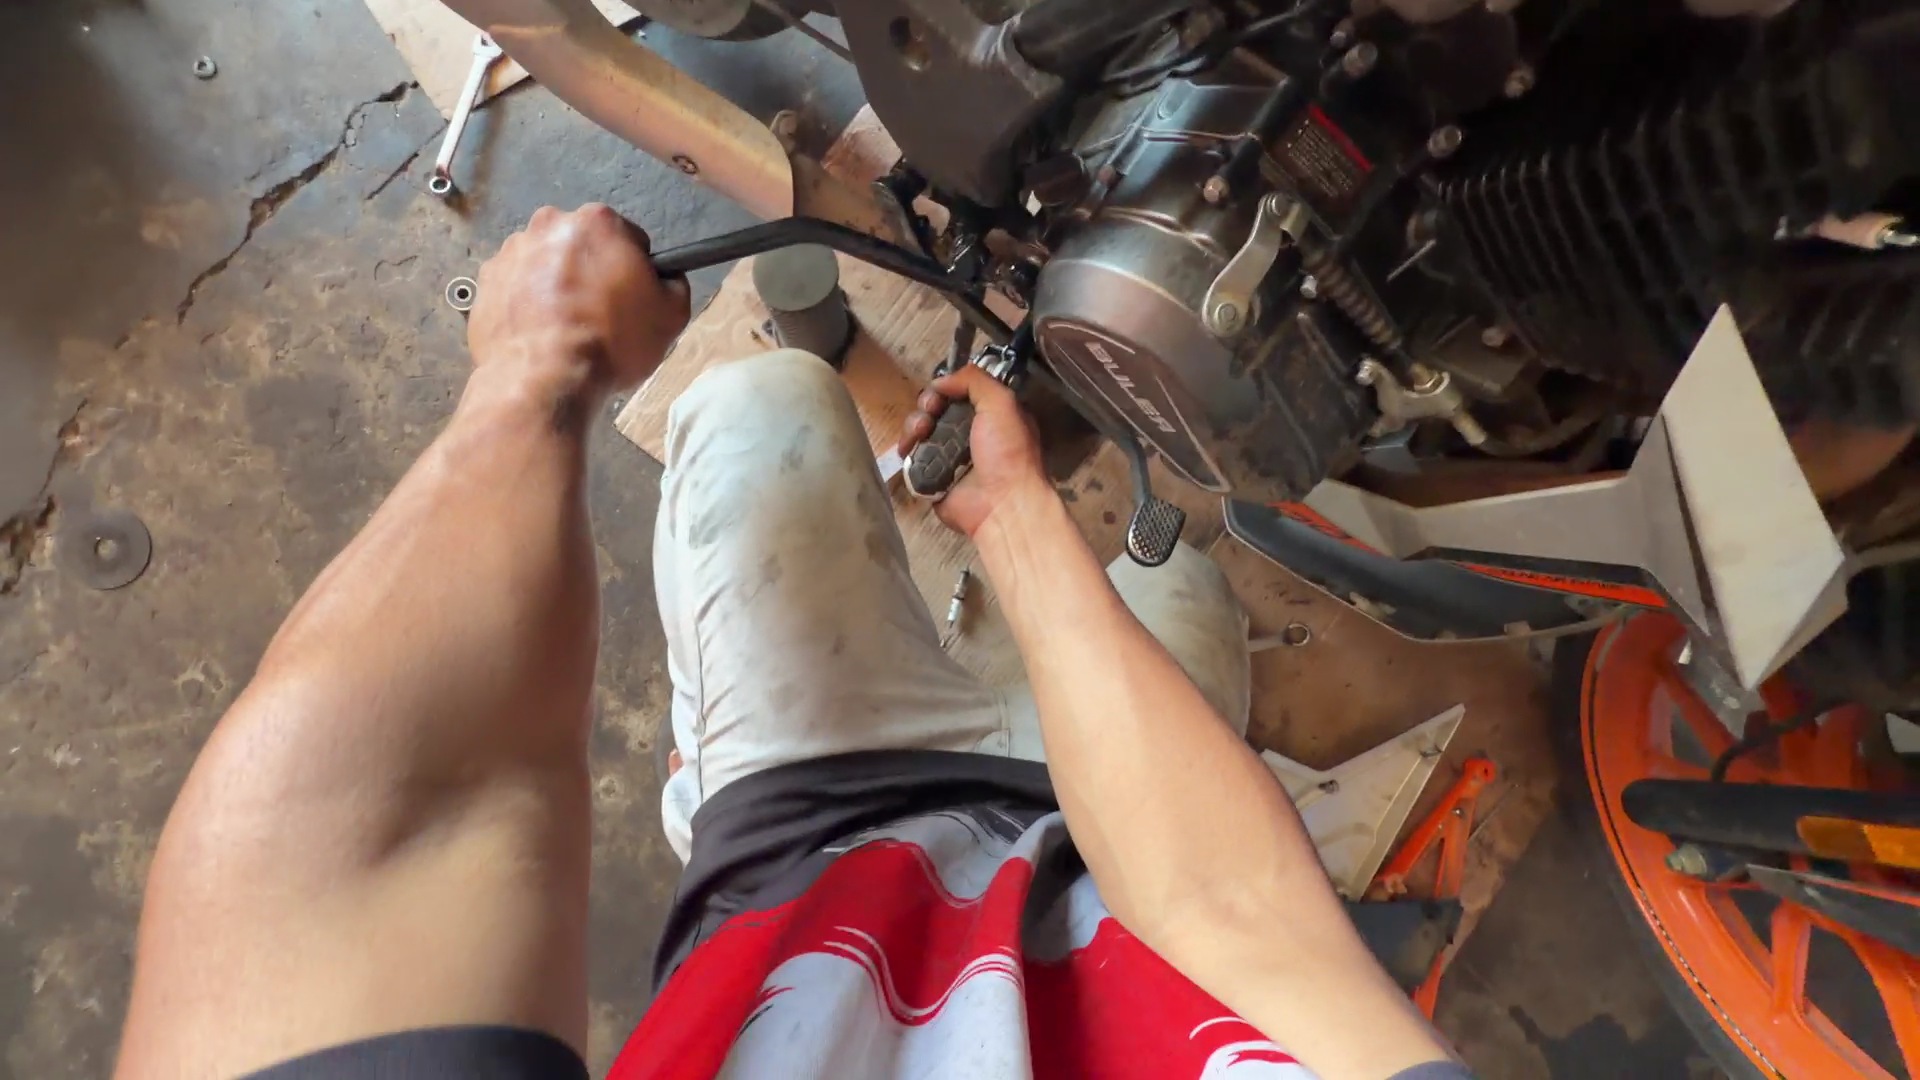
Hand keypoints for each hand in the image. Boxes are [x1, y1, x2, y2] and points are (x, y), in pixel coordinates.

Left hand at [469, 204, 689, 392]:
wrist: (544, 377)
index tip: (637, 299)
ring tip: (573, 331)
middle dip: (596, 274)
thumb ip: (674, 285)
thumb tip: (665, 278)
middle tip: (607, 316)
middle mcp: (550, 224)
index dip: (639, 271)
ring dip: (563, 288)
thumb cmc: (613, 341)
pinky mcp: (486, 282)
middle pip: (585, 248)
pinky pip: (521, 289)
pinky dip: (533, 306)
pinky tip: (547, 336)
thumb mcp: (672, 317)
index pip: (632, 239)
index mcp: (599, 223)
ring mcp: (511, 251)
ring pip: (549, 266)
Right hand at [898, 365, 1047, 539]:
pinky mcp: (932, 476)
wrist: (1002, 504)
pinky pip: (912, 456)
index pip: (959, 392)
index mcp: (990, 415)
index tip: (940, 392)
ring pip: (920, 430)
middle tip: (930, 412)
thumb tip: (942, 380)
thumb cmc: (1007, 453)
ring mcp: (949, 456)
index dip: (946, 387)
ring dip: (914, 424)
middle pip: (935, 408)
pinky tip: (907, 448)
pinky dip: (906, 448)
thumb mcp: (1002, 403)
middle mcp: (969, 434)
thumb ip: (974, 380)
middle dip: (927, 404)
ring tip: (920, 432)